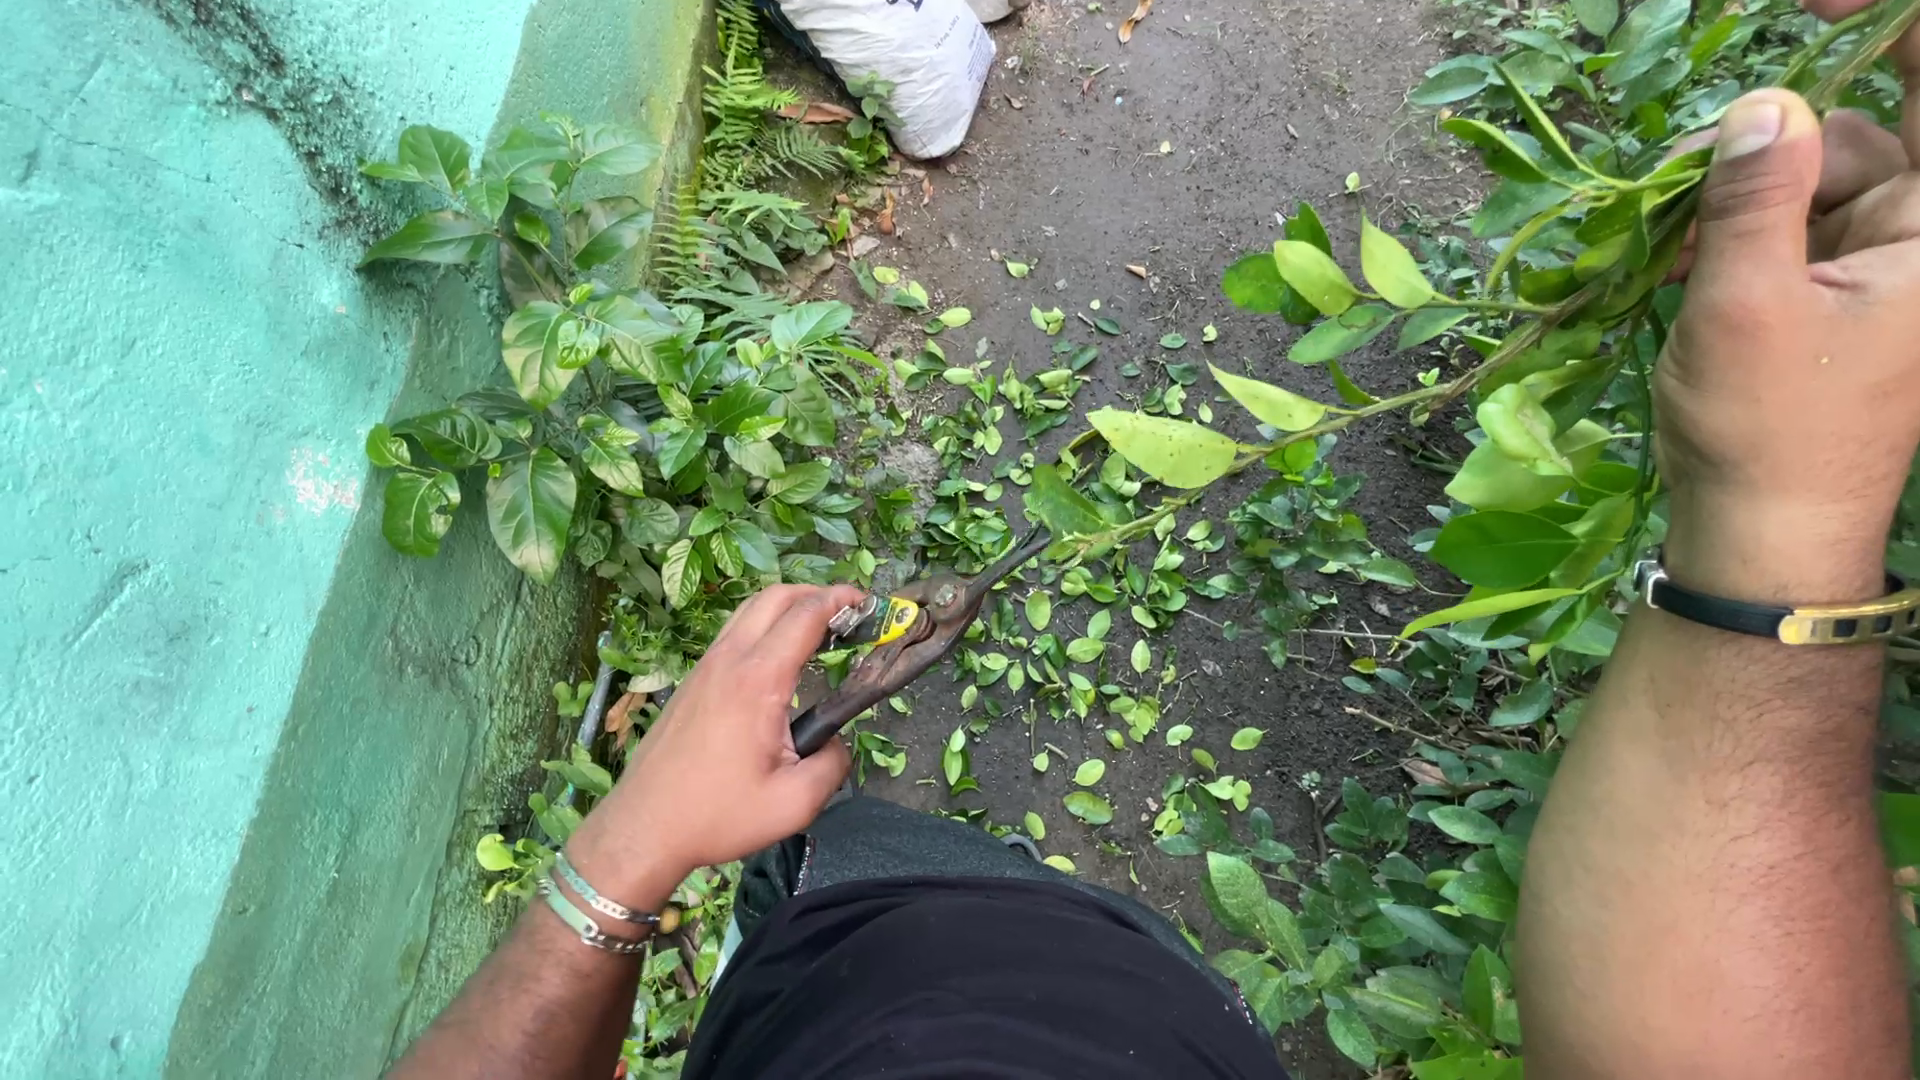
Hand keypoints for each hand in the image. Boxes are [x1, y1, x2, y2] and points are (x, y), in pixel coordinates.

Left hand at [564, 584, 863, 902]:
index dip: (841, 600)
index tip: (867, 604)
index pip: (805, 616)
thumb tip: (837, 742)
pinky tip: (780, 657)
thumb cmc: (718, 814)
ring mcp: (706, 666)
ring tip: (819, 629)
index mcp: (758, 679)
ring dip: (788, 607)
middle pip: (776, 597)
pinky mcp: (693, 679)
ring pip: (750, 609)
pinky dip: (765, 625)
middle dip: (817, 594)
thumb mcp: (795, 802)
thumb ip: (833, 763)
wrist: (643, 828)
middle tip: (848, 613)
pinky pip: (735, 632)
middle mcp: (730, 659)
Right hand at [1656, 67, 1919, 602]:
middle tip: (1670, 191)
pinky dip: (1729, 241)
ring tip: (1663, 255)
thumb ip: (1753, 203)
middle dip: (1758, 154)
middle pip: (1851, 140)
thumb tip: (1762, 108)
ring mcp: (1882, 261)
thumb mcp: (1742, 308)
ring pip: (1806, 188)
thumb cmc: (1763, 420)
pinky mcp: (1836, 289)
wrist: (1762, 514)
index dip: (1881, 32)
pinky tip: (1681, 269)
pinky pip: (1785, 231)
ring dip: (1728, 207)